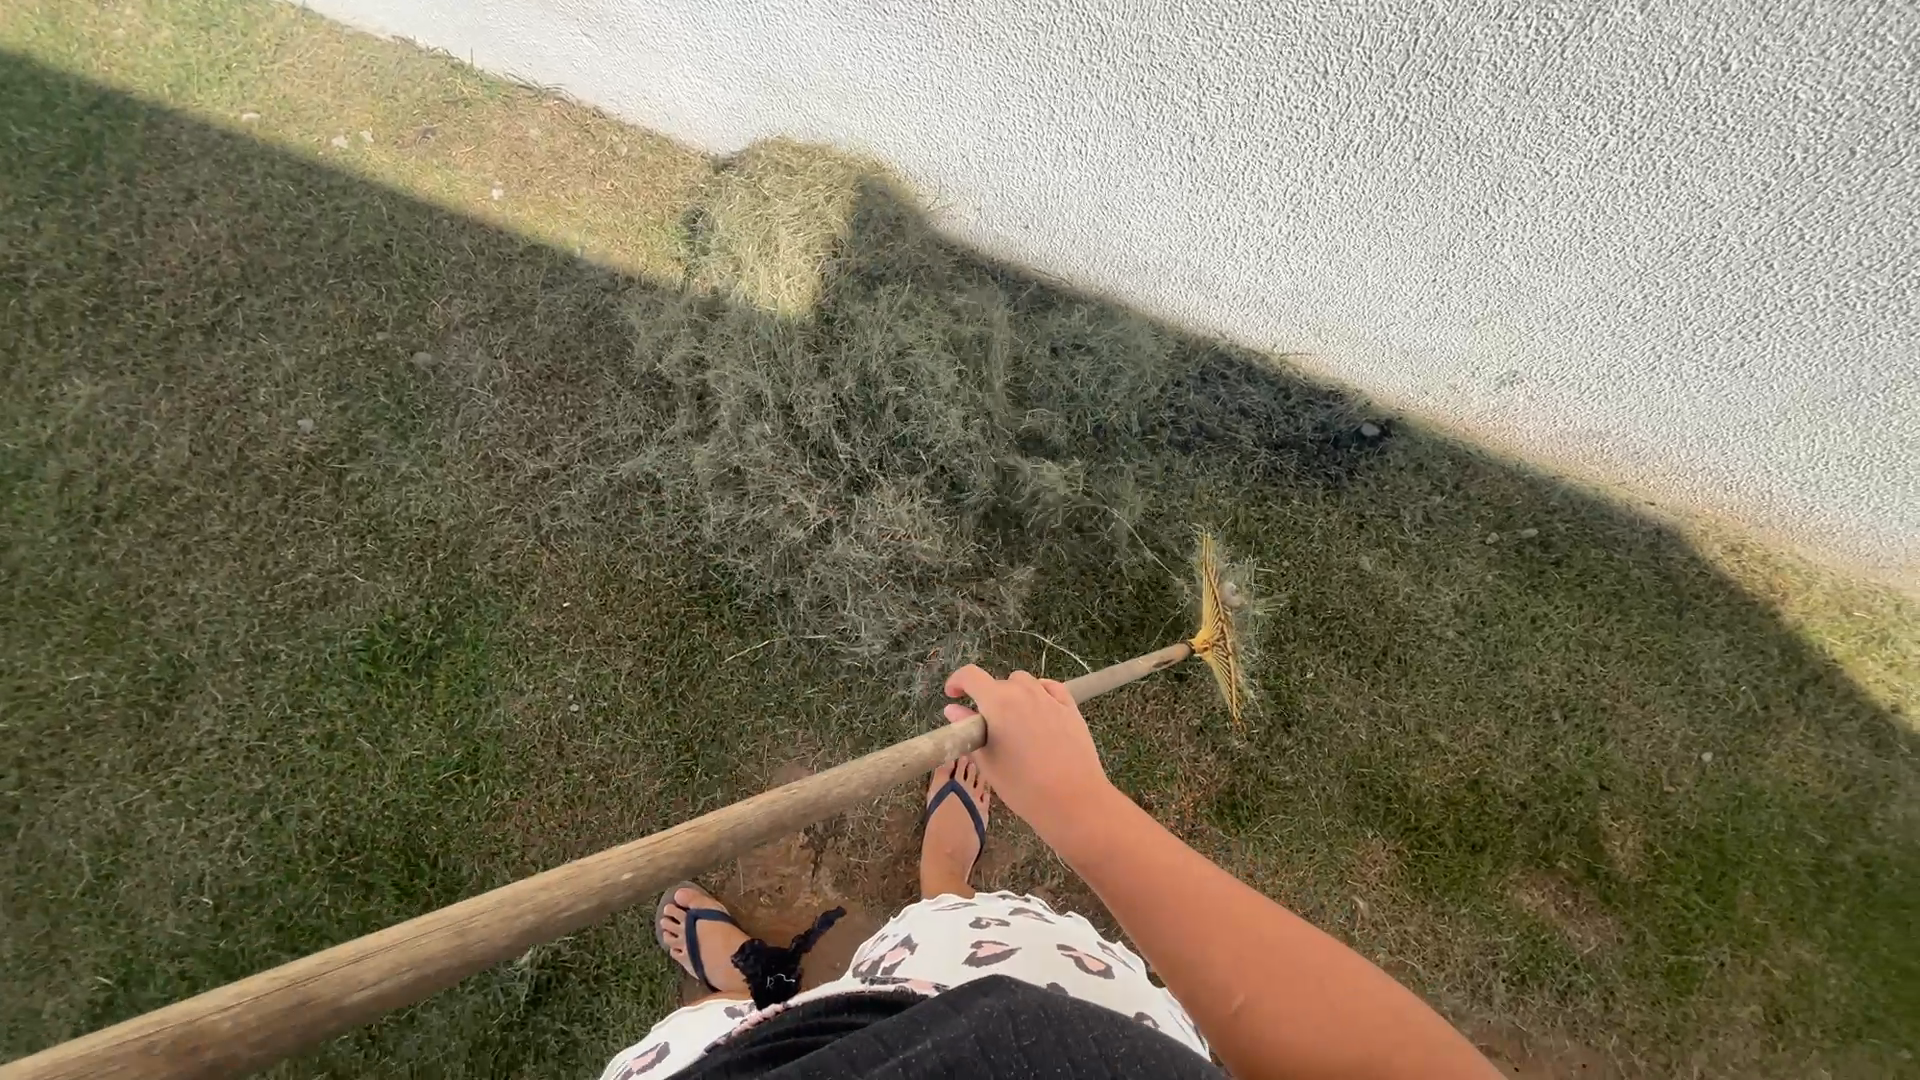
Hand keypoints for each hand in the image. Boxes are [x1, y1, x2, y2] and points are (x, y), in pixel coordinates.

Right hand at [943, 665, 1114, 832]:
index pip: (971, 675)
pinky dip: (1039, 693)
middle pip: (999, 683)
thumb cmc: (1023, 786)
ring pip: (1025, 683)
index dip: (957, 681)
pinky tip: (1038, 711)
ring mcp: (1050, 698)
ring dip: (1013, 694)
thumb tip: (953, 710)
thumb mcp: (987, 762)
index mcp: (998, 702)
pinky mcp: (1071, 708)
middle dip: (987, 699)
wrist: (1073, 800)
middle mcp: (1024, 692)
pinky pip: (1050, 689)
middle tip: (987, 727)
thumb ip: (968, 730)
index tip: (953, 695)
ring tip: (1013, 721)